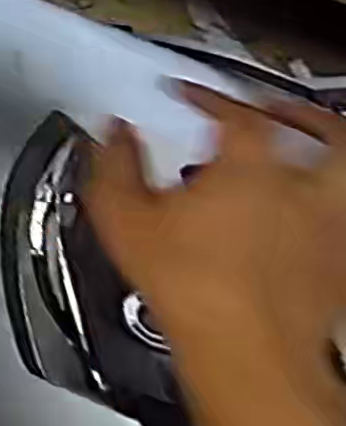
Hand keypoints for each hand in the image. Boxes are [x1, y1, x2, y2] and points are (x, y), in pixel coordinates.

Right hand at [85, 82, 345, 393]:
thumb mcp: (117, 205)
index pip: (242, 118)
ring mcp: (332, 233)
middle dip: (302, 114)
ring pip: (345, 178)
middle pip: (332, 140)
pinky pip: (340, 213)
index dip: (211, 97)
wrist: (241, 343)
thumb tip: (115, 130)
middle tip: (269, 104)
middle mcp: (304, 198)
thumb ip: (114, 158)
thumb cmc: (181, 276)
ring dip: (321, 153)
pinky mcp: (340, 262)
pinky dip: (322, 194)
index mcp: (249, 176)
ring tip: (289, 144)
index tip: (186, 92)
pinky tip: (289, 199)